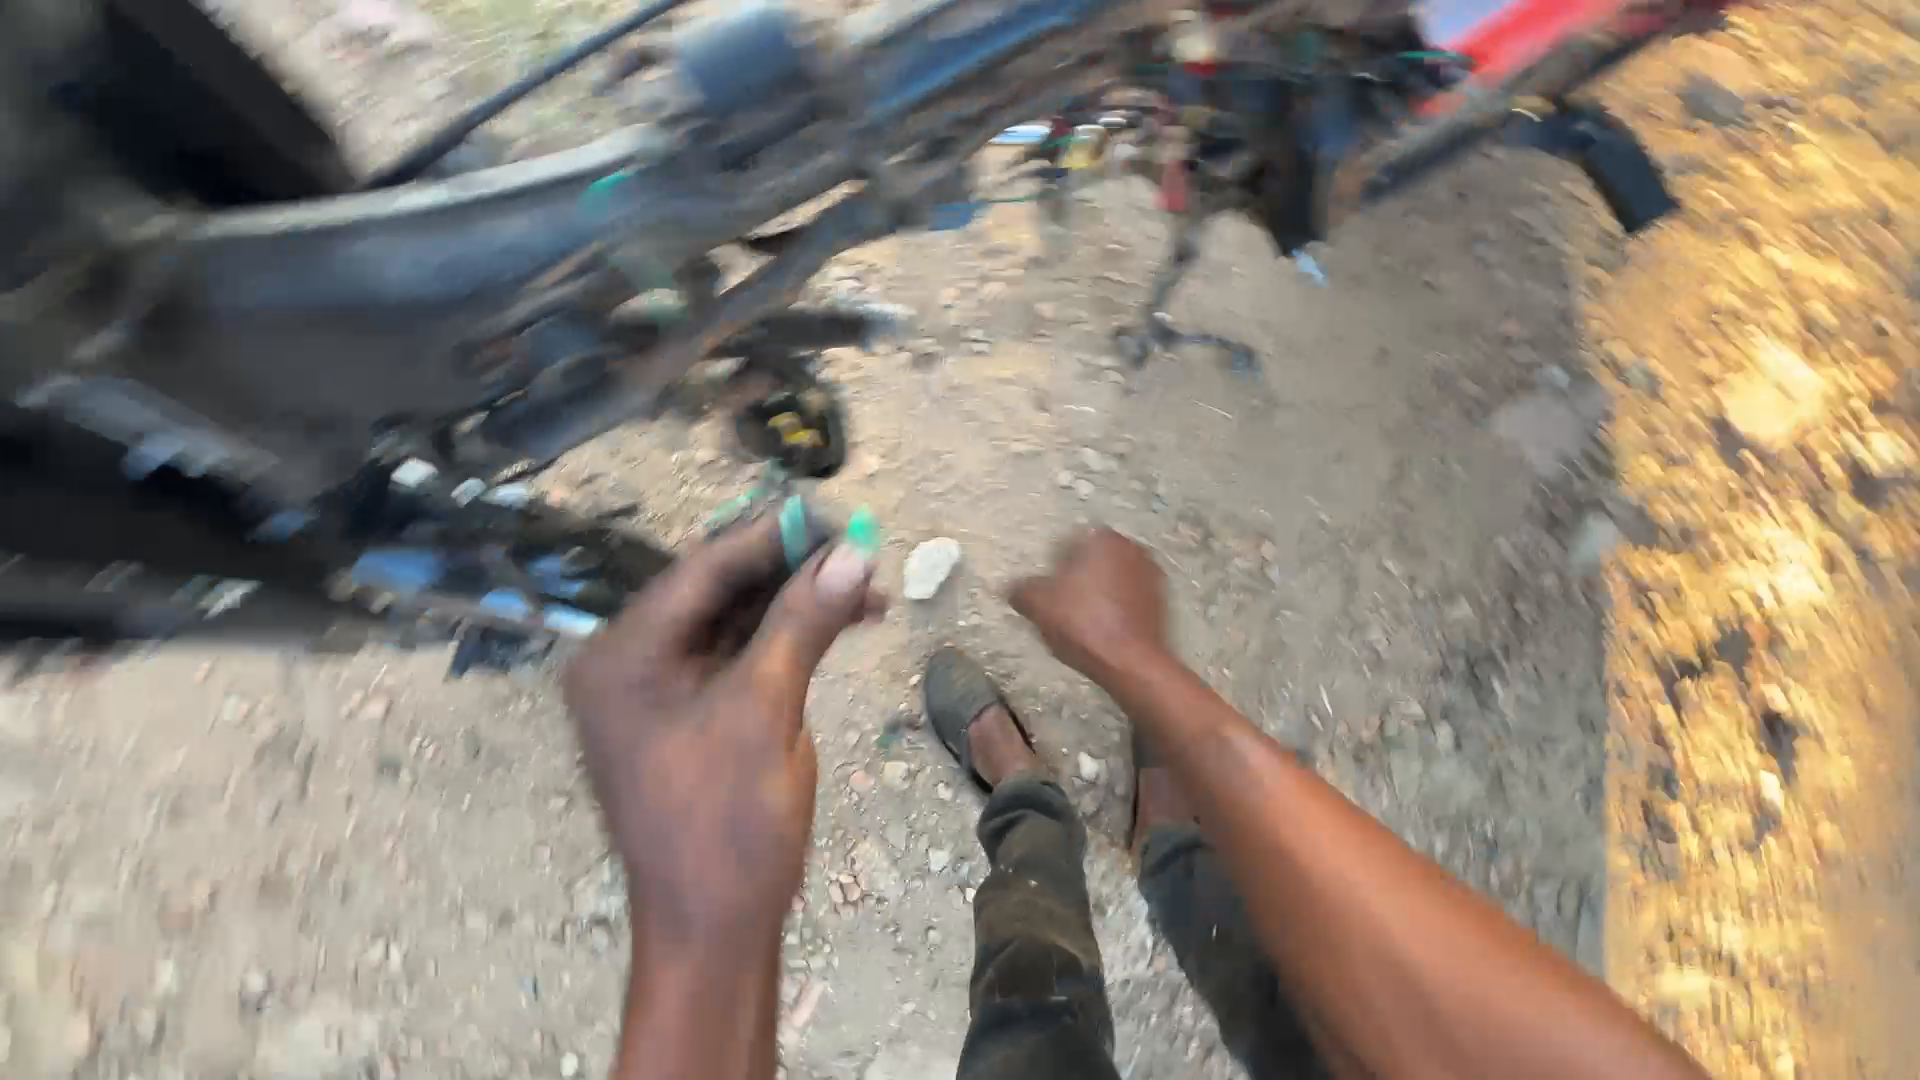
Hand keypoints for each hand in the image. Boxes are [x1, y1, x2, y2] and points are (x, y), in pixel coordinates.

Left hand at [563, 514, 879, 942]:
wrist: (715, 928)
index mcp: (625, 655)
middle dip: (795, 570)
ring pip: (742, 620)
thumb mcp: (765, 710)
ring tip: (870, 589)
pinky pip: (749, 654)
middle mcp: (637, 660)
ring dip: (804, 602)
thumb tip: (854, 552)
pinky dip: (796, 638)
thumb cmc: (727, 823)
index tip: (835, 514)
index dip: (773, 537)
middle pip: (723, 591)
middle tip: (861, 549)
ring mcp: (669, 686)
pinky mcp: (702, 709)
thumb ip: (804, 622)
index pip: (703, 570)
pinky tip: (847, 621)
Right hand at [1010, 527, 1169, 681]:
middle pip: (1092, 561)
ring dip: (1096, 593)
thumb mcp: (1039, 605)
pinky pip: (1127, 599)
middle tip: (1059, 603)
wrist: (1131, 663)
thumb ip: (1022, 590)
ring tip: (1079, 620)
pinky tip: (1101, 629)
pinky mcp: (1162, 602)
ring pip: (1111, 580)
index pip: (1068, 542)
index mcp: (1103, 539)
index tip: (1045, 589)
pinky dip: (1114, 608)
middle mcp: (1132, 548)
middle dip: (1076, 578)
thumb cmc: (1082, 623)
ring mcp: (1152, 575)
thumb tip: (1011, 588)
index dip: (1052, 566)